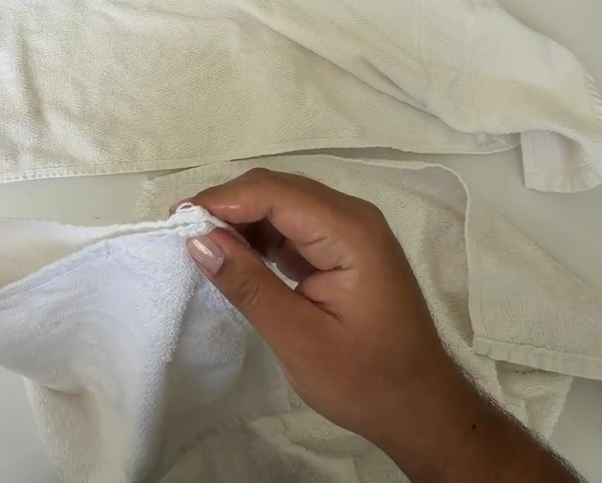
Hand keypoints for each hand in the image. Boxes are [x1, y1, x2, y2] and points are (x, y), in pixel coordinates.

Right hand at [186, 168, 578, 482]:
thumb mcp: (300, 339)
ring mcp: (347, 229)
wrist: (423, 413)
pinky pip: (289, 224)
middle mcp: (351, 216)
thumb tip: (197, 239)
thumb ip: (248, 284)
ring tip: (201, 243)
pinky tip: (234, 254)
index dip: (223, 200)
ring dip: (239, 219)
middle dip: (226, 205)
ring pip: (279, 202)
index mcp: (350, 232)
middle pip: (275, 189)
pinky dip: (257, 234)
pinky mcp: (339, 246)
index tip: (178, 220)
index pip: (274, 193)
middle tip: (182, 232)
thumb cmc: (367, 381)